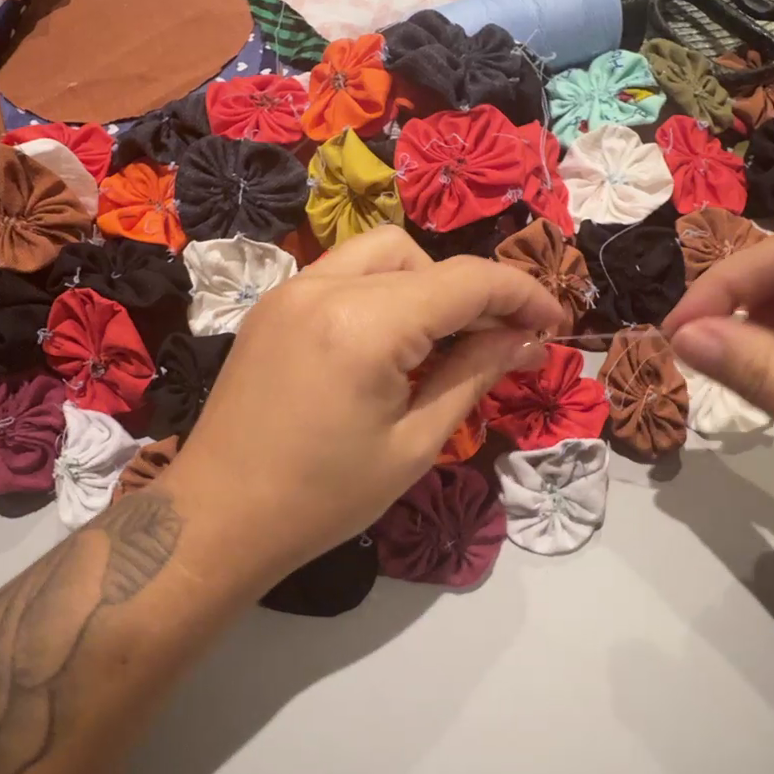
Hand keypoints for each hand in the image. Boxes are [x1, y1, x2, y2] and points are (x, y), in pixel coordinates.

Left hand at [160, 226, 563, 587]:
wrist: (218, 519)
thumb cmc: (323, 499)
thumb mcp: (415, 444)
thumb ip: (474, 375)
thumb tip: (527, 339)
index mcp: (365, 324)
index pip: (466, 281)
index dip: (523, 295)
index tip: (555, 324)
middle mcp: (325, 287)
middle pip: (425, 257)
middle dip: (474, 291)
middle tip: (501, 341)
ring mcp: (291, 291)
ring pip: (381, 254)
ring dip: (426, 283)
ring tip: (443, 342)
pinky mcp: (272, 307)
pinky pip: (343, 274)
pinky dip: (383, 291)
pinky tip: (391, 342)